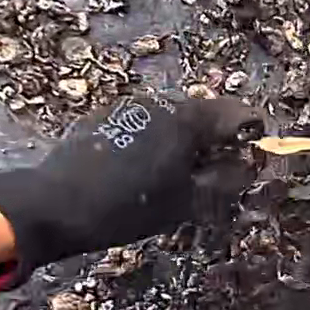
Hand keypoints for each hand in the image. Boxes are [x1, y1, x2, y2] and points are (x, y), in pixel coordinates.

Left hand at [0, 93, 257, 285]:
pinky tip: (141, 170)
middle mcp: (159, 103)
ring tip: (176, 175)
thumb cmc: (127, 207)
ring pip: (169, 121)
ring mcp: (127, 106)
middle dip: (213, 140)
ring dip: (181, 142)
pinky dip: (153, 142)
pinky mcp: (102, 117)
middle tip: (216, 170)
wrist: (53, 203)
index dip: (252, 132)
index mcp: (185, 120)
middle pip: (201, 116)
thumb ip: (223, 182)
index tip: (256, 150)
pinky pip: (142, 125)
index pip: (235, 114)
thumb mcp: (184, 203)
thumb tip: (248, 168)